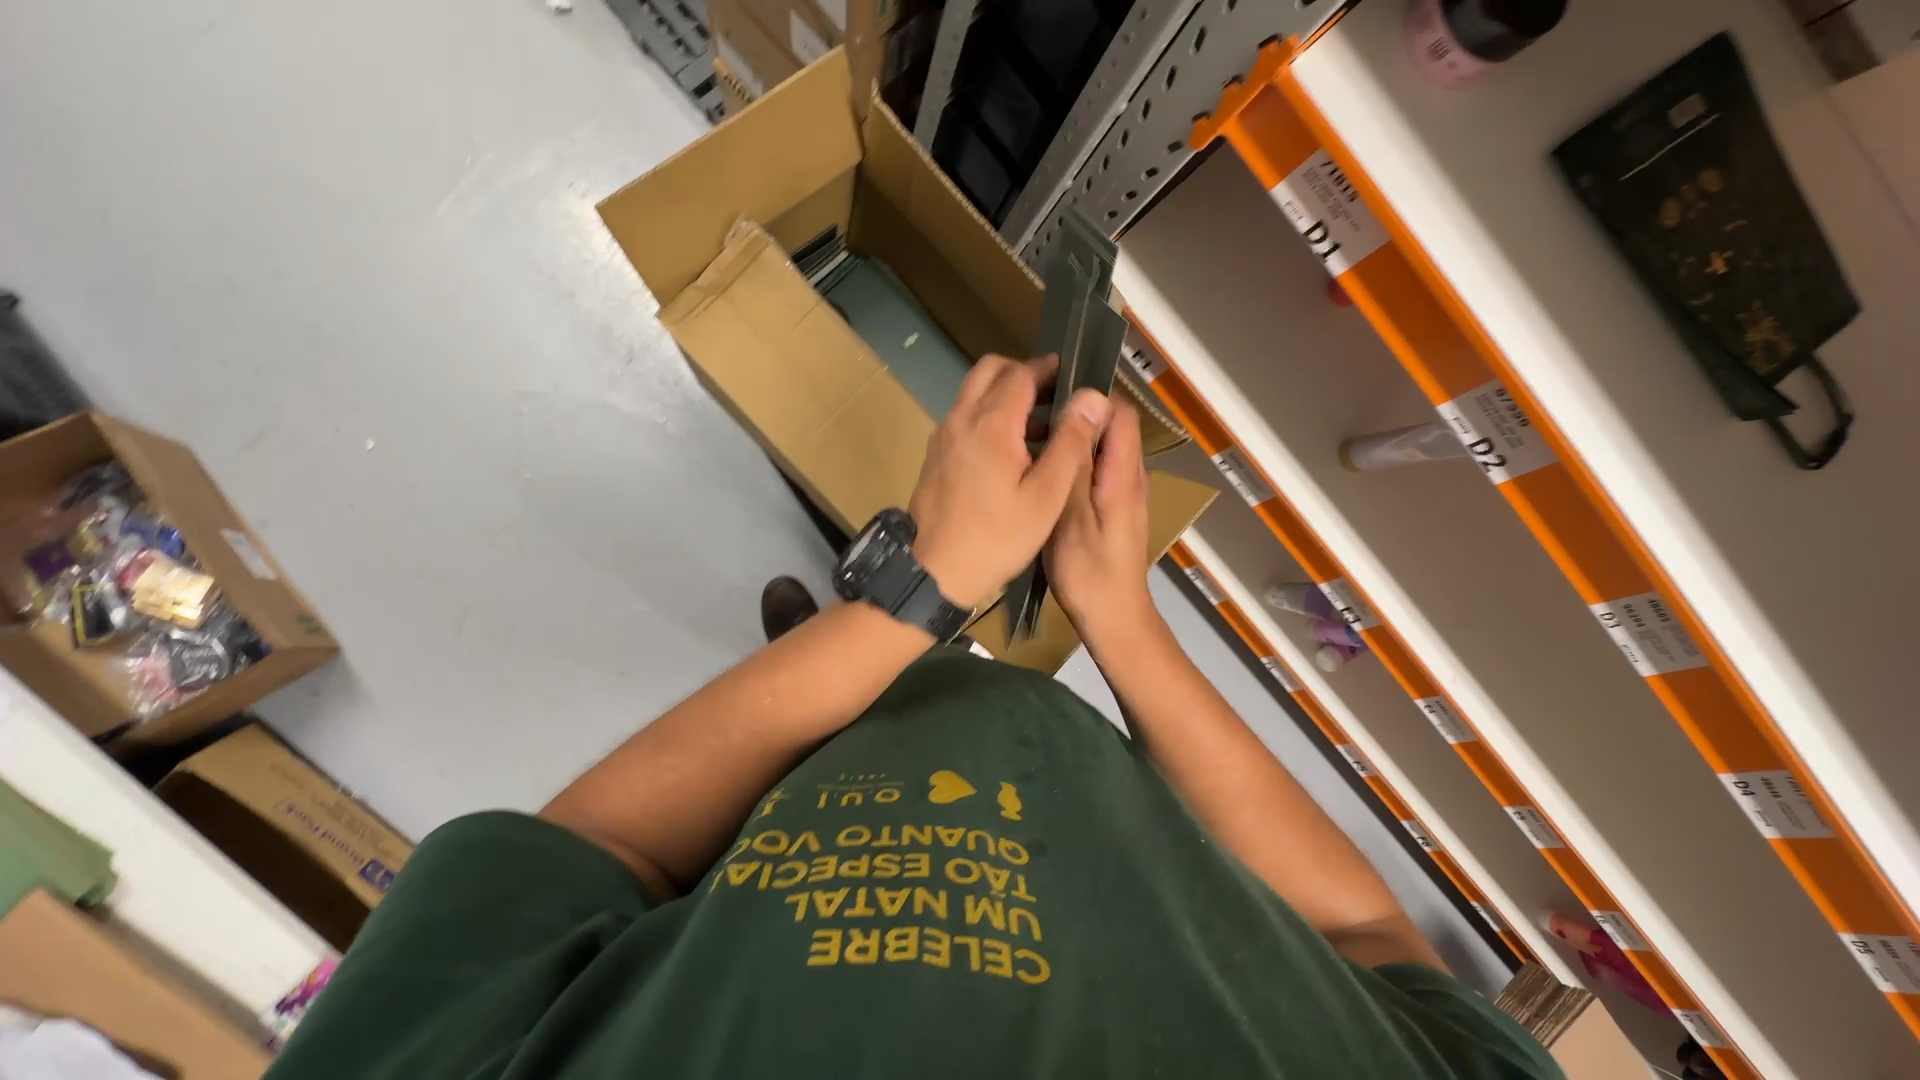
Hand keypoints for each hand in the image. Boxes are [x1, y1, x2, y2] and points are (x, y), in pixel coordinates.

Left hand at [910, 355, 1109, 609]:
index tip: (1072, 377)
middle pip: (990, 370)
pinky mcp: (936, 455)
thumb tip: (1093, 398)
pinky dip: (988, 415)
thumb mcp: (1046, 496)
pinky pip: (964, 416)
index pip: (1021, 373)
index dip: (1048, 369)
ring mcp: (944, 436)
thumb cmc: (997, 538)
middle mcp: (962, 419)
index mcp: (991, 423)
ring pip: (973, 392)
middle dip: (1023, 373)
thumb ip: (1070, 443)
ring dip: (1004, 394)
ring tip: (1038, 426)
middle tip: (1052, 396)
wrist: (935, 571)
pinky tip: (1010, 450)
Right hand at [1045, 398, 1155, 646]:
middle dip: (1075, 420)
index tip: (1049, 401)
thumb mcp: (1071, 515)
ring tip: (1032, 449)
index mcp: (1123, 474)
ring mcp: (1125, 495)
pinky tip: (1045, 481)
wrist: (1112, 619)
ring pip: (1102, 451)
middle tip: (1031, 425)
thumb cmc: (1088, 571)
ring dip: (1072, 445)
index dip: (1089, 399)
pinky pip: (1097, 473)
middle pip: (1111, 429)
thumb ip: (1077, 463)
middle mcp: (1131, 478)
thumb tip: (1084, 408)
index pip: (1121, 412)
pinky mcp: (1115, 511)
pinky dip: (1073, 468)